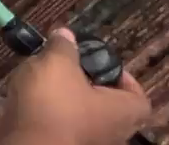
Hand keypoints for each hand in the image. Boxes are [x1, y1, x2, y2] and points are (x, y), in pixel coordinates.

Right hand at [0, 29, 149, 144]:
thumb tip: (67, 34)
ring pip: (83, 109)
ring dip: (66, 92)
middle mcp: (113, 128)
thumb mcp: (58, 63)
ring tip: (42, 71)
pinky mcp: (62, 137)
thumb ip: (64, 47)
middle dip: (89, 81)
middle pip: (110, 103)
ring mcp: (88, 136)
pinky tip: (30, 88)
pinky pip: (62, 116)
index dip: (124, 77)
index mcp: (122, 111)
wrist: (30, 139)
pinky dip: (50, 103)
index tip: (100, 60)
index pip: (138, 96)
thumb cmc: (55, 101)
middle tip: (67, 62)